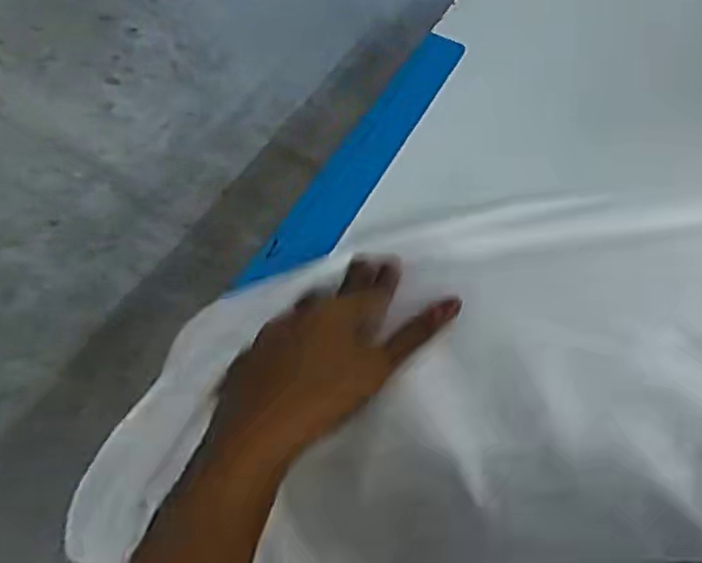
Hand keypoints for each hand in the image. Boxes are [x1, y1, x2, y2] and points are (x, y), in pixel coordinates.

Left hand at [208, 257, 460, 466]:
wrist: (252, 439)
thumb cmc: (327, 398)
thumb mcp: (380, 367)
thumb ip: (416, 333)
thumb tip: (453, 301)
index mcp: (347, 310)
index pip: (374, 285)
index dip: (386, 274)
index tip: (391, 261)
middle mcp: (312, 312)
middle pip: (339, 287)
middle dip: (355, 276)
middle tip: (364, 266)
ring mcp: (276, 333)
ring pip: (303, 307)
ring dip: (318, 302)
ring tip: (325, 302)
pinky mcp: (249, 357)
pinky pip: (272, 336)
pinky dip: (285, 334)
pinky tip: (282, 345)